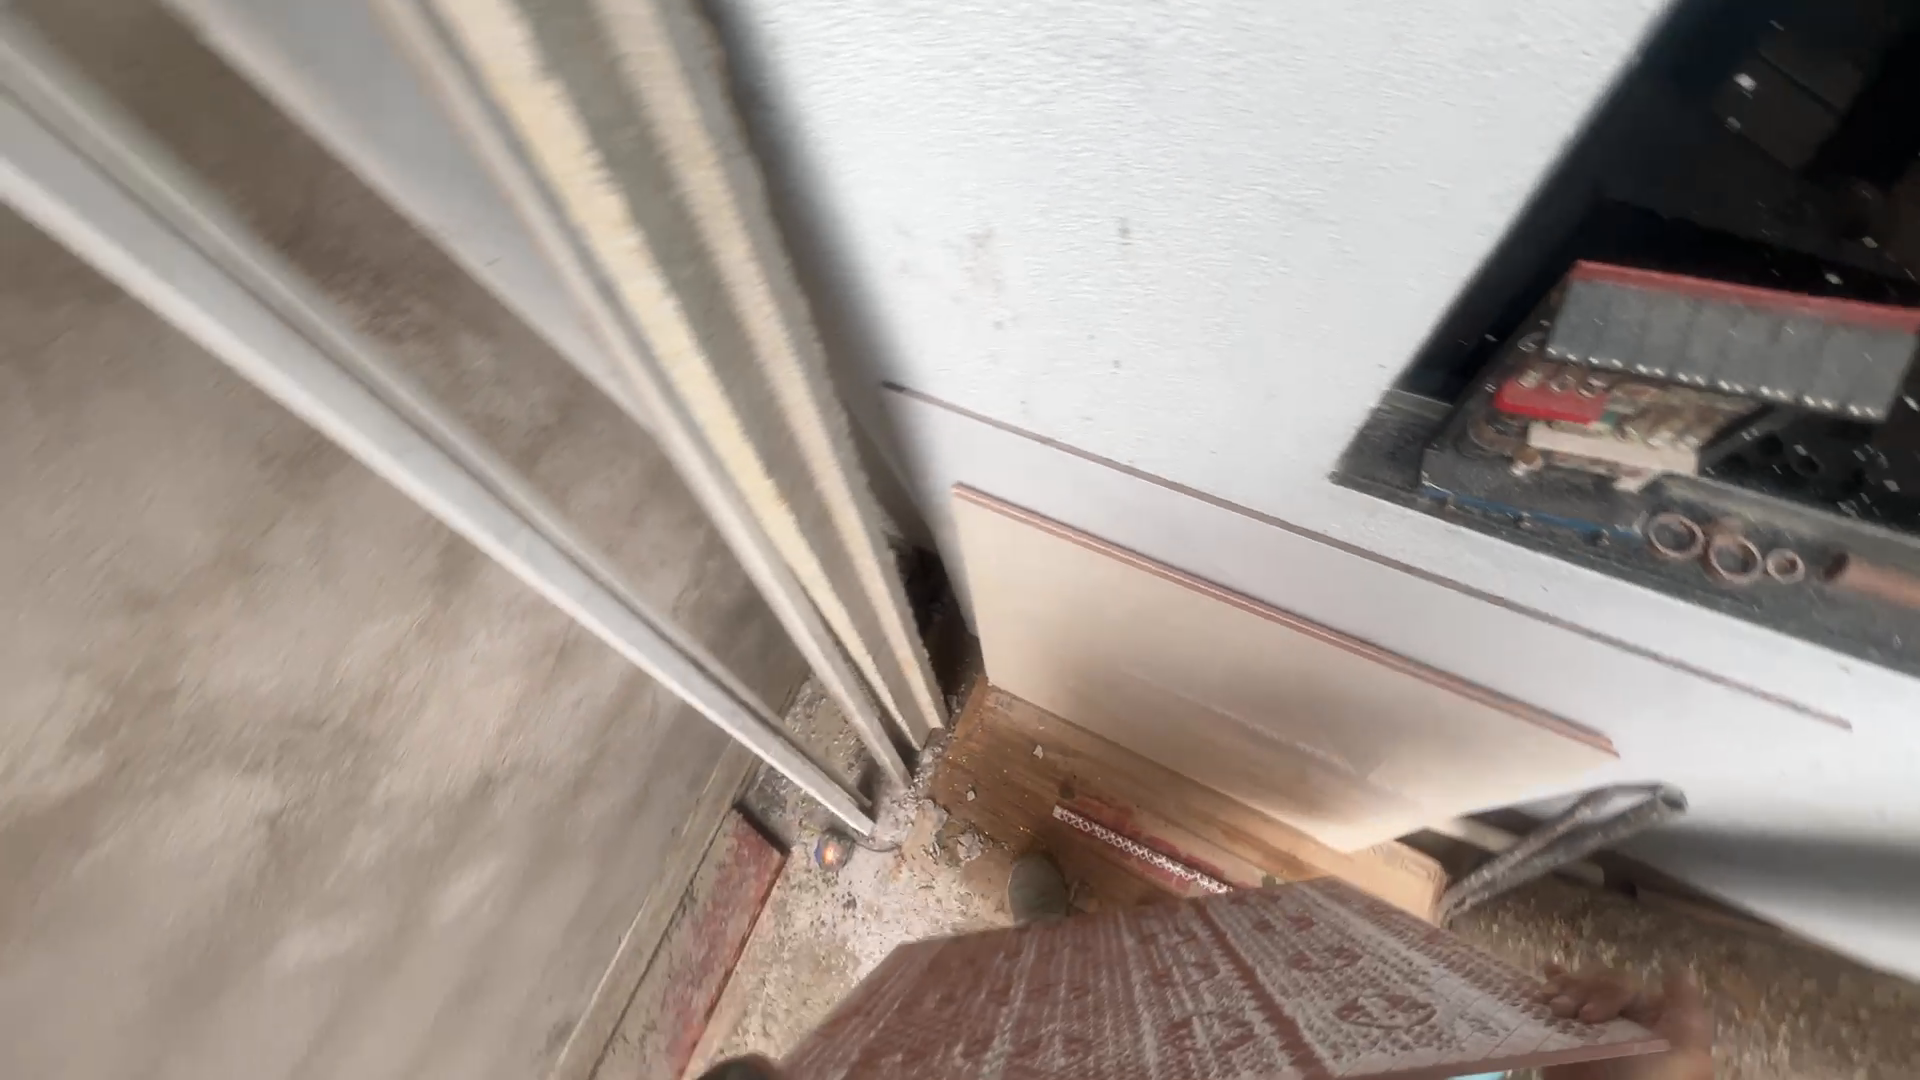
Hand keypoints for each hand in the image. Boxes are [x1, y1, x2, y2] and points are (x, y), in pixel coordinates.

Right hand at [1538, 964, 1713, 1079]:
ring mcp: (1595, 1024)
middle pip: (1597, 981)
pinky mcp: (1569, 1029)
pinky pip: (1560, 995)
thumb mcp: (1682, 1056)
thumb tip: (1682, 969)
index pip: (1624, 984)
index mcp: (1654, 1022)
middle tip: (1568, 1013)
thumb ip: (1686, 1014)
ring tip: (1552, 1007)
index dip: (1604, 993)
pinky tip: (1546, 971)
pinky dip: (1552, 981)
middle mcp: (1626, 1018)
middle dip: (1579, 991)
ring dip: (1561, 989)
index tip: (1592, 1017)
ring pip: (1576, 985)